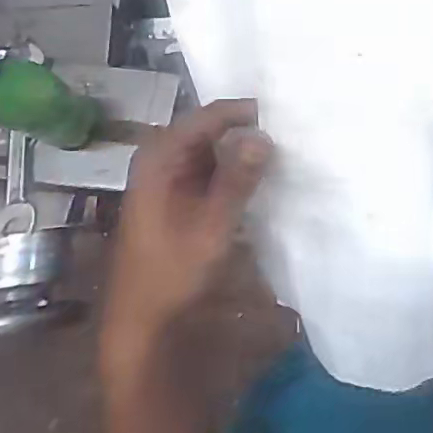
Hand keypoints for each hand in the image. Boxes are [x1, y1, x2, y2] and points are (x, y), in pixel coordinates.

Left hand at [102, 99, 270, 368]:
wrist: (142, 320)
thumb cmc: (171, 271)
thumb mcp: (211, 225)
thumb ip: (237, 178)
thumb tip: (264, 135)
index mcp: (160, 155)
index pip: (210, 115)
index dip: (247, 112)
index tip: (286, 117)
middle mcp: (161, 157)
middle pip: (211, 129)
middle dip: (248, 131)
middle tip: (290, 135)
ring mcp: (168, 176)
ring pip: (213, 150)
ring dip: (243, 153)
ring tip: (283, 153)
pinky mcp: (178, 196)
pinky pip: (210, 170)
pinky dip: (234, 172)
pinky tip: (262, 179)